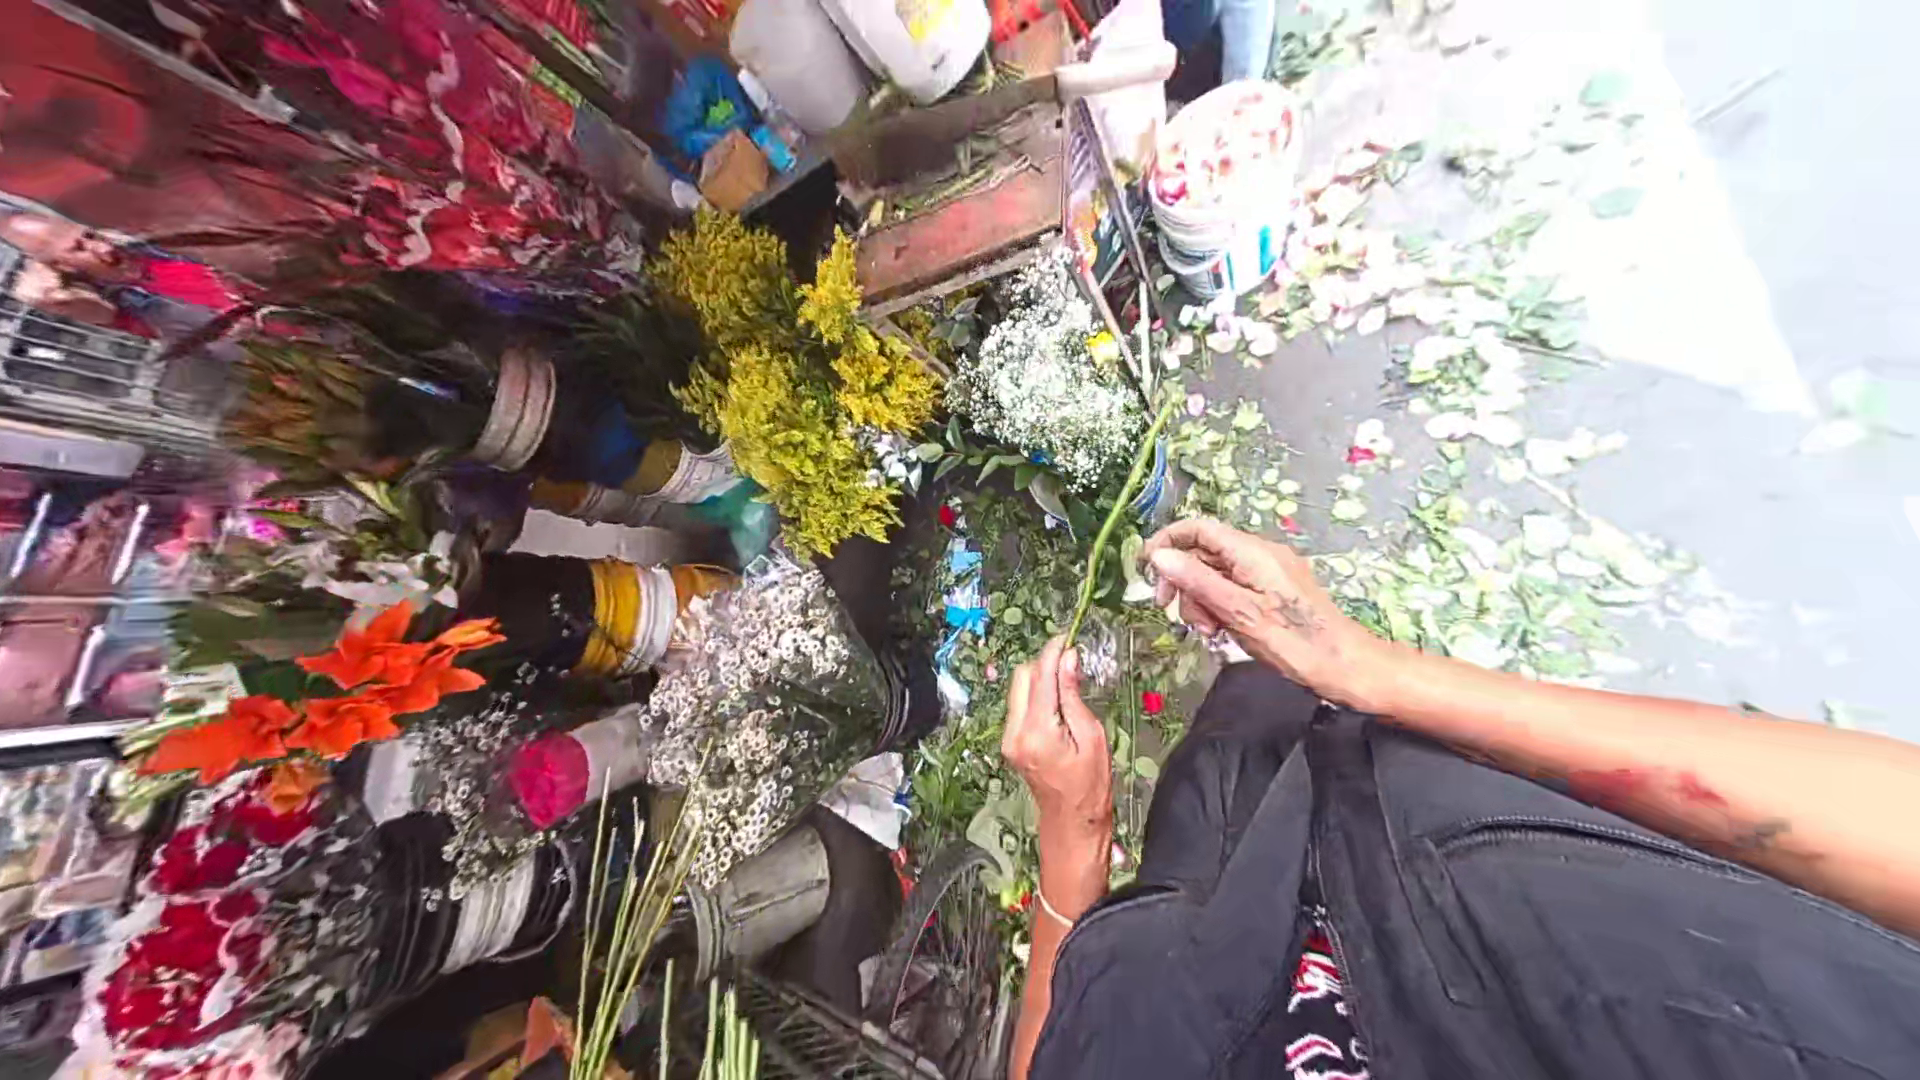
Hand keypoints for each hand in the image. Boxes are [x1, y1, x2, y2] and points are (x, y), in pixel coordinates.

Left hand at [1001, 637, 1111, 916]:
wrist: (1071, 821)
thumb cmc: (1090, 784)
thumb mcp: (1091, 736)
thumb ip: (1073, 695)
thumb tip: (1068, 658)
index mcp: (1037, 731)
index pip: (1040, 676)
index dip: (1053, 652)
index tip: (1067, 637)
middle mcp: (1015, 731)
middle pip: (1023, 676)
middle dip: (1044, 662)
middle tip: (1069, 659)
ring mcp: (1008, 737)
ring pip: (1018, 687)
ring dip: (1039, 677)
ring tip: (1066, 679)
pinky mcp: (1009, 740)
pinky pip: (1019, 703)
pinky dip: (1036, 693)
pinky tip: (1056, 699)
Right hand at [1143, 518, 1389, 709]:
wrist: (1349, 668)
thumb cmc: (1295, 642)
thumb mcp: (1238, 612)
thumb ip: (1198, 581)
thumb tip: (1160, 556)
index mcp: (1253, 552)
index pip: (1198, 528)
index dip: (1167, 541)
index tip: (1147, 569)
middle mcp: (1259, 554)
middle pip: (1203, 553)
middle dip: (1183, 581)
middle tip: (1172, 613)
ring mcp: (1267, 572)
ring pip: (1214, 574)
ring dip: (1199, 600)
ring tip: (1206, 631)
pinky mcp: (1272, 590)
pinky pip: (1231, 588)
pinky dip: (1217, 606)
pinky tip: (1220, 630)